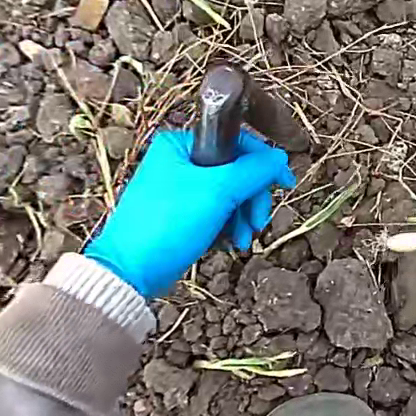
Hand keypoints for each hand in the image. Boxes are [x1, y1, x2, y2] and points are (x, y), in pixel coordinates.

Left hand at [85, 129, 293, 297]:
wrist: (131, 272)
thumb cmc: (168, 224)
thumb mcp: (219, 190)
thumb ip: (254, 170)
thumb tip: (280, 157)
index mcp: (181, 144)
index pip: (238, 143)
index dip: (264, 165)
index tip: (284, 184)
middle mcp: (180, 161)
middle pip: (238, 171)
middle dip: (252, 200)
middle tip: (257, 222)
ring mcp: (181, 187)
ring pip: (232, 194)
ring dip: (243, 217)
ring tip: (242, 239)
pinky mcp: (183, 212)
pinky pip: (220, 211)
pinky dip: (230, 226)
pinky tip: (229, 242)